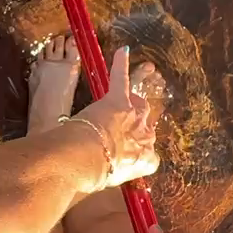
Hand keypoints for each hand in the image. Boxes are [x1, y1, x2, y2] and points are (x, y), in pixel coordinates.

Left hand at [67, 47, 158, 189]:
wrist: (83, 160)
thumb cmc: (93, 175)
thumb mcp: (110, 182)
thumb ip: (112, 174)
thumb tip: (100, 174)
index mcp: (146, 160)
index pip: (148, 153)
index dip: (134, 151)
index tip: (123, 155)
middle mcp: (146, 136)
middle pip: (146, 125)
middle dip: (135, 126)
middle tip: (121, 130)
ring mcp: (133, 117)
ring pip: (139, 102)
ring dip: (135, 96)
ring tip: (136, 87)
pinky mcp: (116, 101)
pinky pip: (121, 79)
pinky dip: (120, 64)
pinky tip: (123, 51)